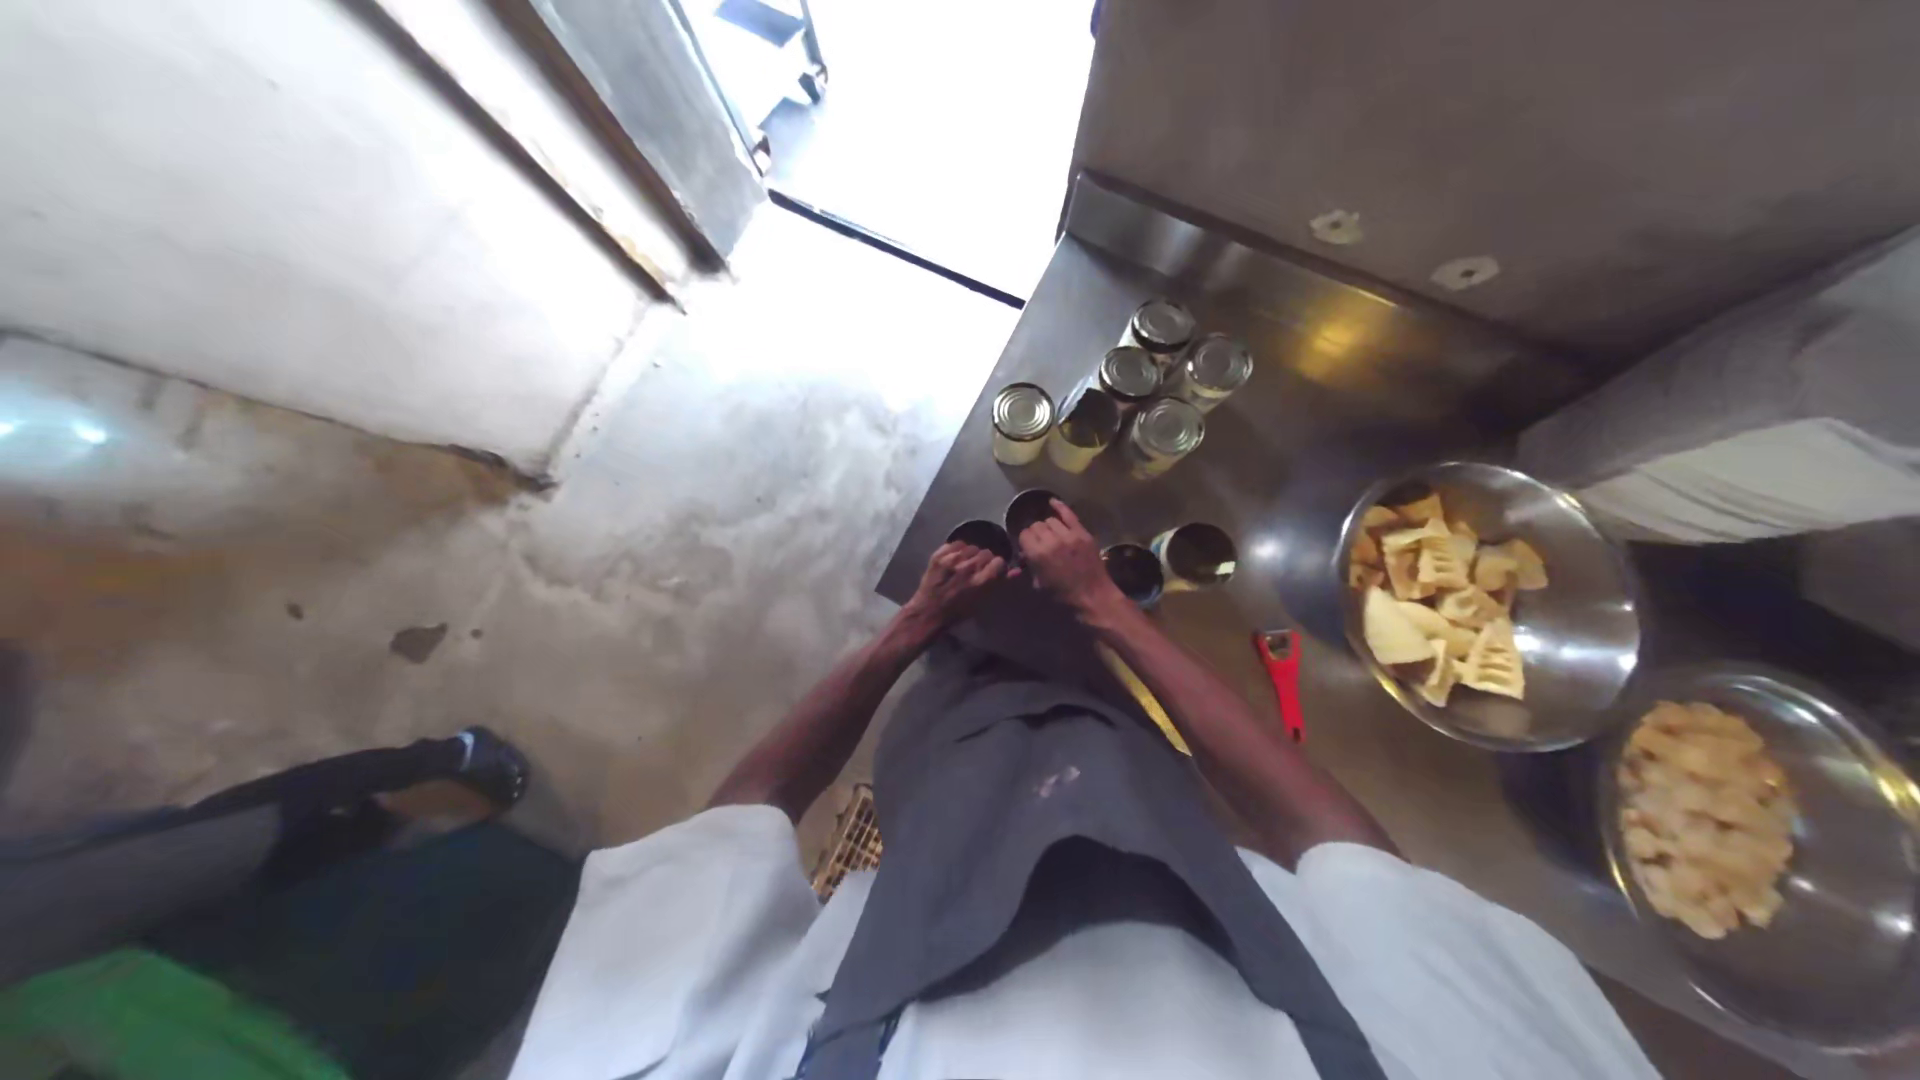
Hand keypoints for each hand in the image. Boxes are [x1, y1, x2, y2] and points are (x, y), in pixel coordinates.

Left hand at [900, 541, 1011, 631]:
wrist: (929, 612)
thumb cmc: (958, 611)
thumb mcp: (983, 600)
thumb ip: (1001, 582)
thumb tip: (1017, 570)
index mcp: (981, 582)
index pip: (999, 562)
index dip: (997, 566)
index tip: (993, 571)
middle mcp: (968, 568)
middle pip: (986, 553)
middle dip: (984, 561)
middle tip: (977, 570)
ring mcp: (952, 560)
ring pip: (972, 547)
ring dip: (971, 555)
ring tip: (964, 565)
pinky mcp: (939, 555)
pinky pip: (956, 543)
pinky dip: (957, 550)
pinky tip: (954, 560)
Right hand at [1017, 499, 1125, 614]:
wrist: (1093, 597)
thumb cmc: (1063, 596)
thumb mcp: (1038, 585)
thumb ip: (1029, 566)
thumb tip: (1024, 555)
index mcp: (1038, 554)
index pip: (1024, 535)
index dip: (1024, 541)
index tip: (1027, 547)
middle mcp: (1051, 540)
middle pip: (1036, 525)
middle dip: (1034, 533)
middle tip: (1039, 542)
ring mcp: (1069, 535)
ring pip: (1050, 520)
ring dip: (1047, 526)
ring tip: (1050, 535)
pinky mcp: (1083, 533)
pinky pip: (1069, 514)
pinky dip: (1060, 507)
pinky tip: (1053, 502)